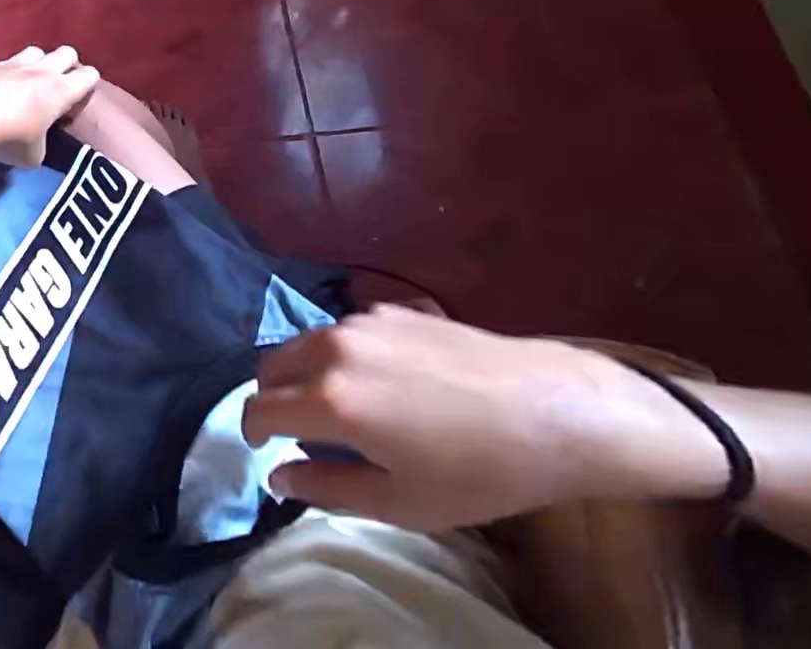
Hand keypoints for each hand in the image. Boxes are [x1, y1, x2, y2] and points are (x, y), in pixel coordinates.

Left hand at [0, 44, 99, 166]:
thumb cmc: (8, 139)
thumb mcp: (33, 156)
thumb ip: (40, 143)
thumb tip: (32, 142)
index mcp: (60, 91)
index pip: (89, 75)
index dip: (87, 84)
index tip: (77, 99)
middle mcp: (40, 70)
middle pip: (66, 52)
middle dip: (65, 65)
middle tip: (56, 85)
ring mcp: (10, 62)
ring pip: (32, 51)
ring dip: (32, 62)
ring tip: (24, 80)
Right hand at [241, 306, 729, 530]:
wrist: (558, 409)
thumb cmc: (481, 469)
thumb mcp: (403, 501)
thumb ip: (326, 487)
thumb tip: (278, 477)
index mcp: (329, 399)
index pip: (258, 407)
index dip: (252, 430)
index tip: (264, 447)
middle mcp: (331, 349)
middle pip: (270, 366)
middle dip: (272, 396)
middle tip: (299, 427)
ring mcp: (357, 322)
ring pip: (303, 345)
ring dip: (304, 373)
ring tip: (344, 403)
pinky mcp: (385, 308)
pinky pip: (340, 332)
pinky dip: (340, 356)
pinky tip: (384, 379)